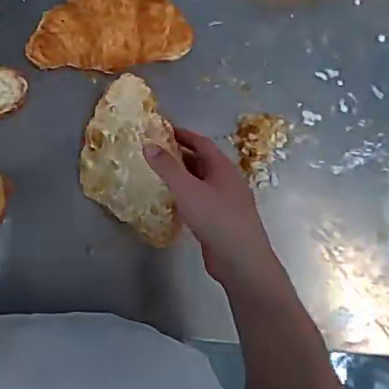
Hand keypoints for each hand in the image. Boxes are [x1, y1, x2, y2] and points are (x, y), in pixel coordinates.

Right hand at [143, 127, 279, 285]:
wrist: (240, 259)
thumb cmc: (216, 218)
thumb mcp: (187, 189)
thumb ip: (167, 167)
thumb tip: (148, 145)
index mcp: (223, 169)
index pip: (202, 144)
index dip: (182, 134)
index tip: (161, 129)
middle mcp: (227, 182)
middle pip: (202, 161)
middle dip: (179, 154)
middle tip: (153, 151)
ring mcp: (225, 201)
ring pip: (200, 181)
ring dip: (180, 175)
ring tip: (156, 174)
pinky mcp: (220, 219)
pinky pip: (199, 199)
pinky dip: (183, 194)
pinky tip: (170, 201)